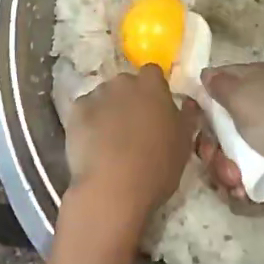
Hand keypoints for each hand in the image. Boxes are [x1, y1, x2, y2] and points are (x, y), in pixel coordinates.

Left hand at [64, 66, 201, 217]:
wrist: (112, 189)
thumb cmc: (156, 167)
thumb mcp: (184, 144)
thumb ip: (186, 116)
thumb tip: (188, 102)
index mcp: (152, 86)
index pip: (153, 73)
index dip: (153, 90)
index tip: (154, 109)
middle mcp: (124, 82)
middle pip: (126, 84)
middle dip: (129, 99)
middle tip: (132, 127)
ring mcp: (97, 95)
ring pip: (104, 97)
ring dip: (108, 110)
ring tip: (109, 139)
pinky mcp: (75, 112)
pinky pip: (84, 111)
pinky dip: (87, 122)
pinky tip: (91, 144)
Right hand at [195, 63, 263, 200]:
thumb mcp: (242, 96)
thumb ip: (218, 85)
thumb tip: (206, 74)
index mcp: (248, 80)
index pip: (214, 84)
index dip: (199, 101)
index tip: (189, 118)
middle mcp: (252, 105)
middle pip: (214, 124)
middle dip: (209, 145)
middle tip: (214, 154)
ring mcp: (259, 137)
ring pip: (223, 152)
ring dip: (222, 168)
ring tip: (235, 179)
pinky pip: (239, 172)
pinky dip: (237, 182)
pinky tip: (242, 189)